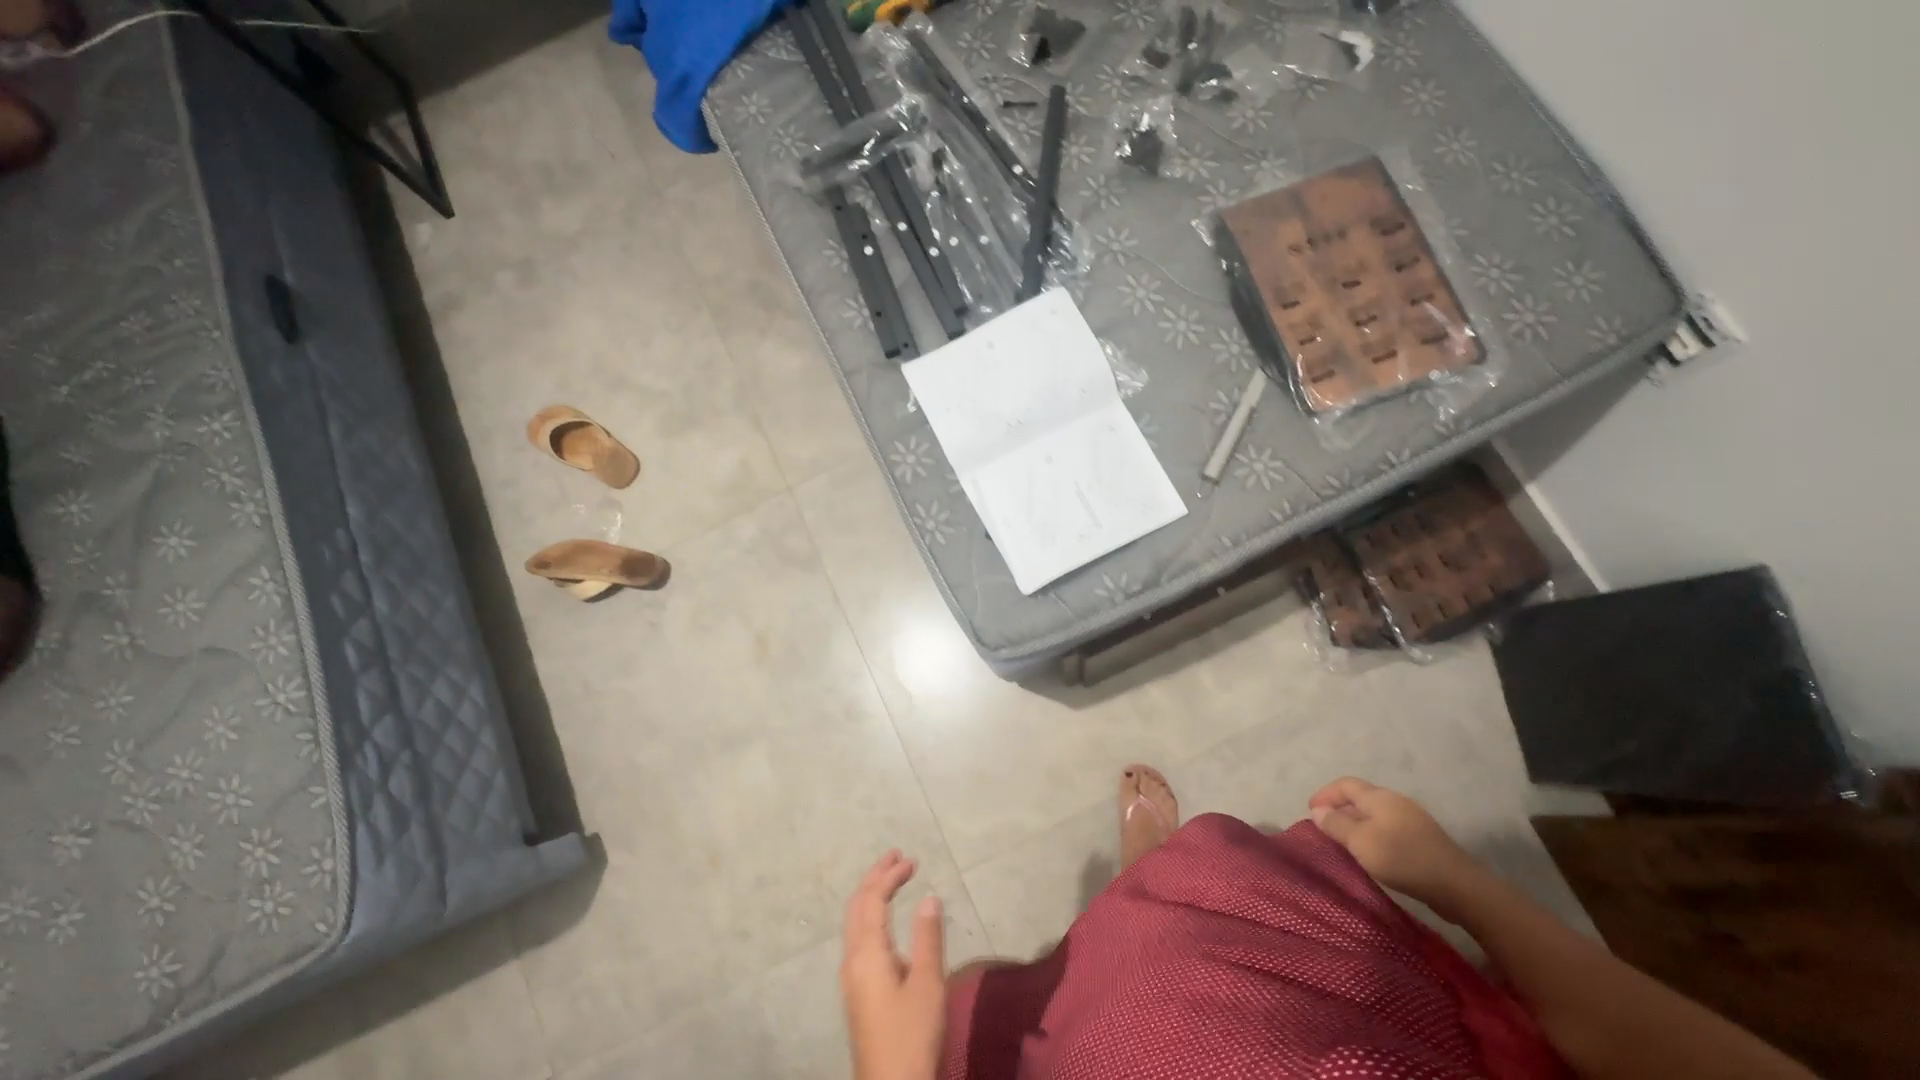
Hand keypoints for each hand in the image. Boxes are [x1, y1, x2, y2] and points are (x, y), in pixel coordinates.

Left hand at [841, 850, 945, 1079]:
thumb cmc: (911, 1032)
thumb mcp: (927, 983)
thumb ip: (927, 937)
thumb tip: (928, 897)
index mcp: (867, 952)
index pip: (873, 899)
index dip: (890, 875)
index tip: (911, 859)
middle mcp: (852, 958)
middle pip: (857, 906)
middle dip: (875, 877)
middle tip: (897, 857)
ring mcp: (851, 976)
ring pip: (855, 922)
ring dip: (871, 896)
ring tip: (892, 880)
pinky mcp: (857, 990)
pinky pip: (859, 938)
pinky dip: (872, 916)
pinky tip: (886, 923)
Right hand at [1308, 777, 1481, 907]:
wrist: (1456, 885)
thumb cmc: (1402, 858)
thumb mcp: (1361, 842)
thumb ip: (1336, 824)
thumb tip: (1317, 810)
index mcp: (1380, 797)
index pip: (1345, 784)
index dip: (1325, 794)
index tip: (1310, 812)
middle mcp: (1396, 801)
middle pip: (1360, 797)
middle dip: (1338, 809)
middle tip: (1323, 828)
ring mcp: (1412, 819)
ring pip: (1374, 814)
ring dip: (1355, 823)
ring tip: (1342, 842)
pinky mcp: (1422, 839)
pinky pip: (1387, 828)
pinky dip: (1371, 834)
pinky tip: (1370, 852)